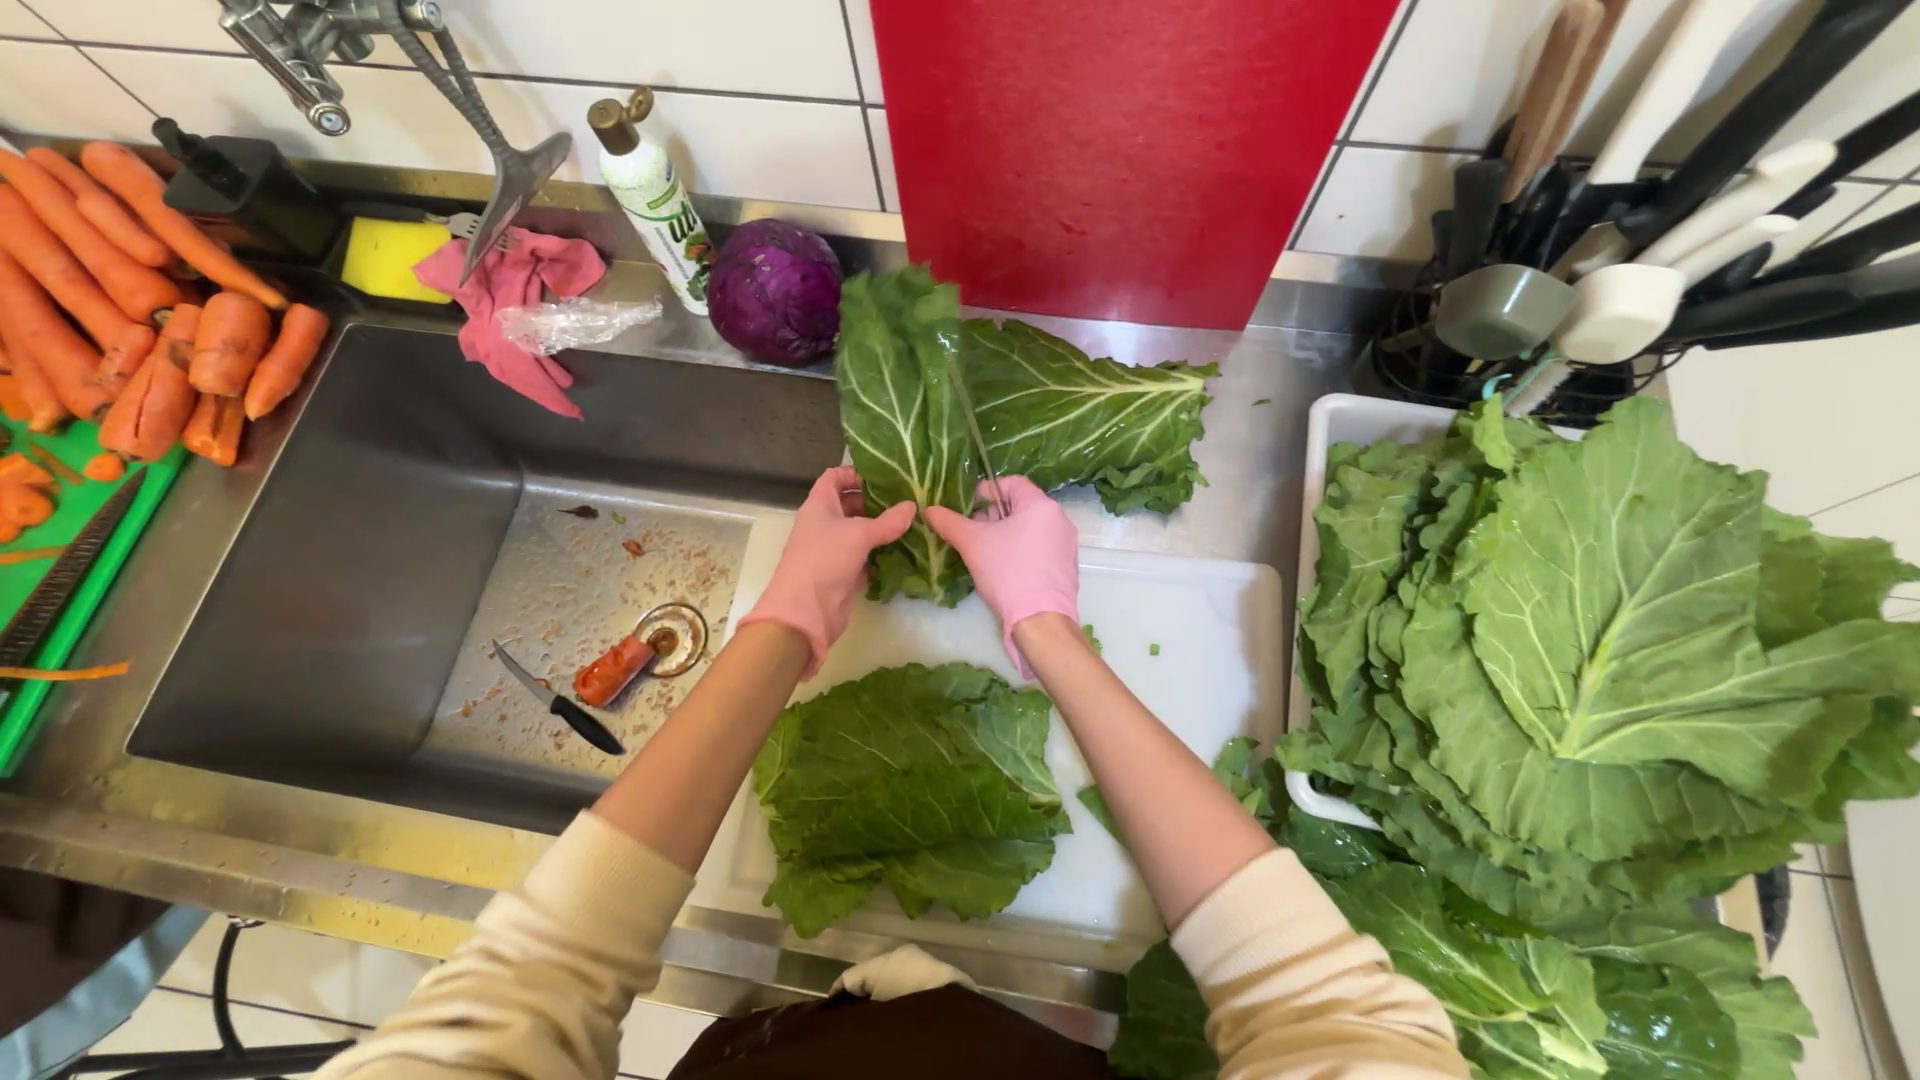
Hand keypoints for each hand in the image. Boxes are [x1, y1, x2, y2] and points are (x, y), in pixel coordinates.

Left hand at [740, 466, 913, 675]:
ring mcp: (834, 549)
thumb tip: (912, 507)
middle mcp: (824, 523)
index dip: (854, 472)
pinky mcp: (844, 571)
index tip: (883, 475)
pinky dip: (881, 552)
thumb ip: (888, 521)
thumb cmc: (825, 560)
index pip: (833, 477)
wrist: (806, 610)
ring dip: (881, 527)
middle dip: (875, 500)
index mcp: (819, 505)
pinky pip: (865, 555)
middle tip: (906, 498)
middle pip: (849, 503)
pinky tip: (905, 547)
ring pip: (860, 531)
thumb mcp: (859, 534)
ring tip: (912, 520)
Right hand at [925, 476, 1077, 675]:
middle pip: (1020, 505)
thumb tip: (929, 510)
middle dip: (992, 515)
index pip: (1011, 482)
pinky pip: (1039, 548)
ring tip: (984, 551)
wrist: (1040, 620)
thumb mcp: (972, 544)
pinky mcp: (1065, 567)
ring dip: (1005, 533)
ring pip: (1029, 528)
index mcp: (1041, 505)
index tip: (967, 507)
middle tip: (972, 531)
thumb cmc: (1007, 572)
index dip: (985, 490)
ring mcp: (1066, 545)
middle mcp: (1059, 520)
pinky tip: (1004, 568)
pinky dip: (1020, 550)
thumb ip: (949, 522)